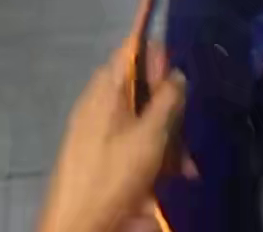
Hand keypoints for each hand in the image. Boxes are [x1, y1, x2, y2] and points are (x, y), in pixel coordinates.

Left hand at [37, 43, 187, 231]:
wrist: (75, 226)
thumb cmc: (113, 173)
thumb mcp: (149, 136)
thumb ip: (167, 100)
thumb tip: (178, 73)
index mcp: (107, 84)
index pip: (133, 48)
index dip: (158, 56)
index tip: (178, 77)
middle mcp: (98, 96)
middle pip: (138, 84)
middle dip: (166, 104)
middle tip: (187, 129)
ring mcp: (94, 123)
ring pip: (136, 114)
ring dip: (163, 134)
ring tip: (185, 166)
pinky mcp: (95, 150)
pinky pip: (127, 136)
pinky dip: (148, 149)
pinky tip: (166, 177)